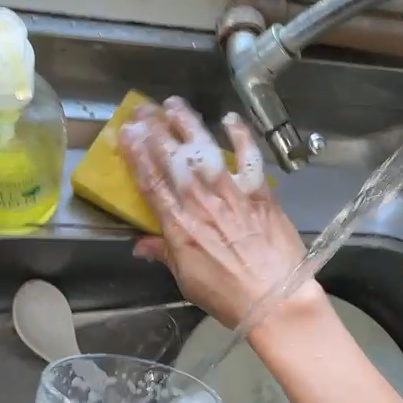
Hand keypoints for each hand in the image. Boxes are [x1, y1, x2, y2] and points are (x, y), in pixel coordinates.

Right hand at [118, 97, 325, 330]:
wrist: (275, 299)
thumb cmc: (228, 296)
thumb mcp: (187, 280)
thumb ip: (165, 254)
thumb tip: (140, 245)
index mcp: (179, 226)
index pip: (151, 182)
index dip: (136, 155)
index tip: (127, 134)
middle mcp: (201, 202)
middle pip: (172, 158)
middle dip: (155, 131)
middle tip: (143, 110)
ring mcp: (232, 193)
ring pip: (204, 149)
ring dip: (187, 123)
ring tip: (174, 103)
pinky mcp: (260, 192)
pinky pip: (248, 155)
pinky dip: (240, 135)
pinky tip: (230, 118)